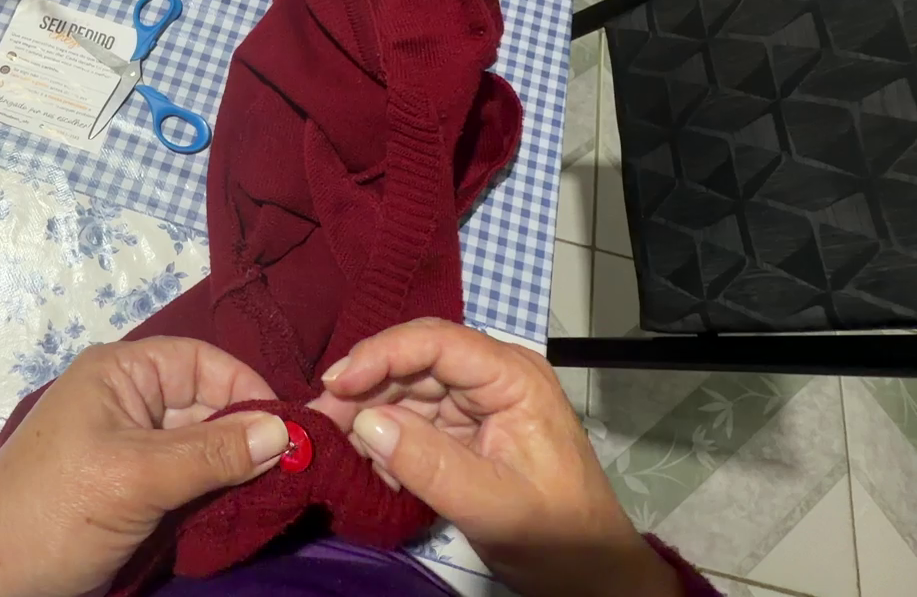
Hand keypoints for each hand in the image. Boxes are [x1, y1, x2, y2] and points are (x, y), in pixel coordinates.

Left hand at [0, 337, 291, 596]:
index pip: (201, 361)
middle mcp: (130, 396)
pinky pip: (185, 471)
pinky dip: (212, 485)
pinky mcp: (133, 480)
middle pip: (204, 400)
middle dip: (245, 429)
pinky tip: (242, 500)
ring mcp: (131, 441)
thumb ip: (213, 453)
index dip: (246, 386)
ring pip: (199, 439)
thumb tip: (286, 431)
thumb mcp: (139, 478)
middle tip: (293, 465)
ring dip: (233, 462)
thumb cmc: (58, 510)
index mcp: (121, 371)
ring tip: (277, 484)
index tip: (288, 426)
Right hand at [311, 319, 681, 596]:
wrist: (594, 579)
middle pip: (415, 360)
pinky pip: (414, 416)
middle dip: (366, 385)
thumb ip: (430, 464)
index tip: (337, 383)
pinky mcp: (464, 424)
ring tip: (336, 441)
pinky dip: (387, 436)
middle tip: (322, 417)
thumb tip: (365, 422)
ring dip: (371, 412)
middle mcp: (491, 374)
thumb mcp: (493, 506)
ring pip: (408, 385)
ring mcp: (477, 398)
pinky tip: (371, 462)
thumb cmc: (558, 539)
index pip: (437, 342)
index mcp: (511, 376)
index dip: (382, 354)